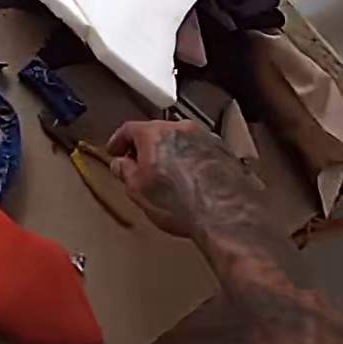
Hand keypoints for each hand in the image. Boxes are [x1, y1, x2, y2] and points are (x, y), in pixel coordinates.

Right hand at [106, 120, 261, 238]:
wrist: (227, 215)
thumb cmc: (178, 201)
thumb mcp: (137, 189)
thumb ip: (124, 171)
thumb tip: (120, 164)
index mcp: (154, 132)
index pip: (129, 129)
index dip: (118, 141)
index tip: (115, 152)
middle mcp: (181, 129)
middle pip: (157, 132)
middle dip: (146, 148)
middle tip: (139, 165)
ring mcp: (207, 139)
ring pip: (181, 142)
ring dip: (171, 154)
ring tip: (168, 176)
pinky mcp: (227, 154)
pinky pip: (201, 153)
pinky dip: (192, 162)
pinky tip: (191, 182)